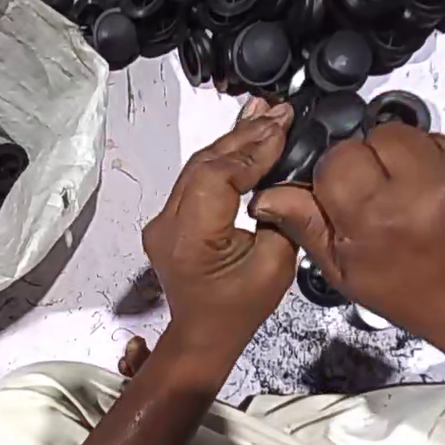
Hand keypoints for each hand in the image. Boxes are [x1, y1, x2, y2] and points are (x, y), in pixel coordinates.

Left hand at [141, 98, 296, 376]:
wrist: (204, 333)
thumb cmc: (238, 310)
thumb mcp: (275, 267)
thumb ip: (280, 216)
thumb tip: (283, 175)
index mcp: (191, 240)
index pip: (218, 177)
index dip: (252, 150)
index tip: (281, 128)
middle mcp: (167, 226)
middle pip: (205, 164)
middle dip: (245, 136)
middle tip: (278, 111)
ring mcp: (162, 221)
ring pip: (197, 167)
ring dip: (232, 141)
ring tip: (262, 113)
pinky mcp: (167, 219)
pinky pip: (194, 180)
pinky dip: (220, 158)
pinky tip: (240, 137)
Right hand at [250, 123, 444, 349]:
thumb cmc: (414, 296)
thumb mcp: (345, 271)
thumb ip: (306, 225)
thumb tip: (270, 197)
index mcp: (378, 215)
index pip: (338, 156)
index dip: (338, 176)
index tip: (348, 197)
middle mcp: (425, 188)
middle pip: (379, 135)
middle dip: (374, 162)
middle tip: (385, 200)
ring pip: (419, 136)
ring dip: (412, 162)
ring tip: (418, 202)